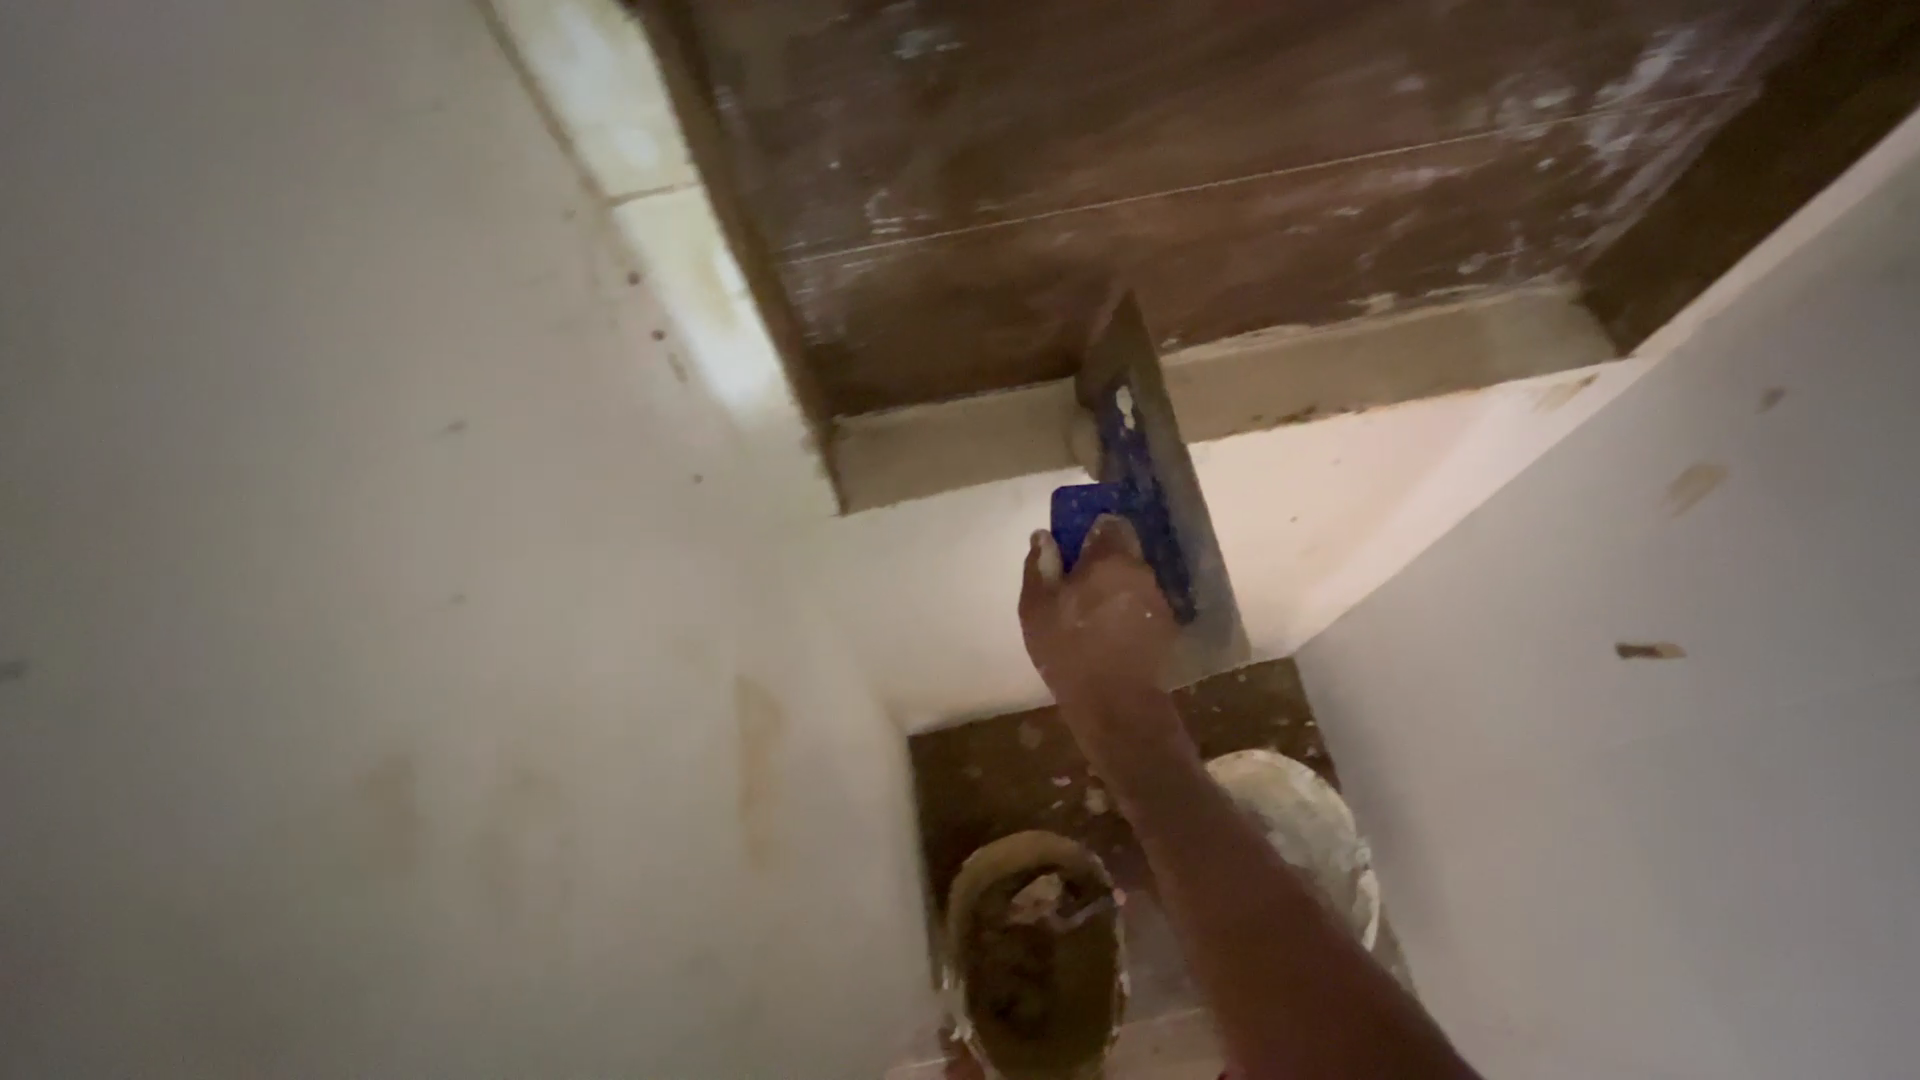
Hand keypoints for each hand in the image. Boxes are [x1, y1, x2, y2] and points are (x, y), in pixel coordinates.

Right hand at [1019, 514, 1177, 708]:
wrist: (1115, 704)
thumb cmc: (1069, 650)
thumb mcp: (1037, 607)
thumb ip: (1040, 565)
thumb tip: (1044, 536)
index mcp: (1111, 559)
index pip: (1110, 523)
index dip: (1090, 531)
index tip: (1072, 548)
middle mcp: (1142, 572)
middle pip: (1124, 551)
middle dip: (1103, 560)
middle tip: (1075, 583)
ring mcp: (1158, 601)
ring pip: (1134, 579)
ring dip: (1115, 587)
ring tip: (1091, 613)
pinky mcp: (1165, 628)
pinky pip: (1142, 605)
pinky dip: (1127, 610)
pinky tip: (1109, 633)